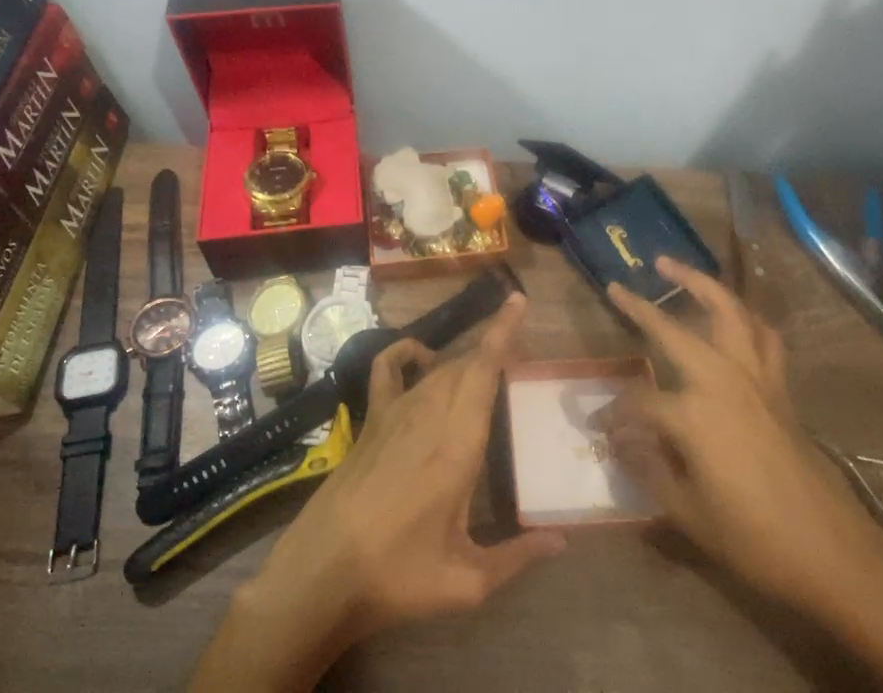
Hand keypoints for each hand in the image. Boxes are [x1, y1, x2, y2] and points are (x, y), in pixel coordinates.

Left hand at [190, 295, 564, 692]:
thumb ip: (517, 557)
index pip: (483, 374)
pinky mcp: (368, 425)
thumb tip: (562, 543)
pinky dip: (402, 353)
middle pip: (463, 366)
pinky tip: (419, 356)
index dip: (501, 334)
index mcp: (457, 447)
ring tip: (485, 364)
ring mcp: (392, 417)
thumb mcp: (466, 581)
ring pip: (434, 370)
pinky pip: (386, 373)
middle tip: (518, 352)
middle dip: (491, 348)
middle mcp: (427, 418)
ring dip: (461, 359)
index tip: (517, 301)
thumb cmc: (396, 576)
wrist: (320, 574)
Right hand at [601, 258, 882, 610]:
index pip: (638, 402)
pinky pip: (764, 338)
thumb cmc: (752, 538)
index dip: (613, 415)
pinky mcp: (782, 389)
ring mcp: (758, 380)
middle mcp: (723, 383)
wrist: (832, 552)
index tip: (596, 427)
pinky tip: (733, 317)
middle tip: (619, 287)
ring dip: (702, 285)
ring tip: (676, 267)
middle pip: (677, 331)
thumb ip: (648, 469)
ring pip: (730, 314)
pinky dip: (745, 319)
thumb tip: (620, 441)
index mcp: (693, 416)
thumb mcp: (686, 512)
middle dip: (643, 308)